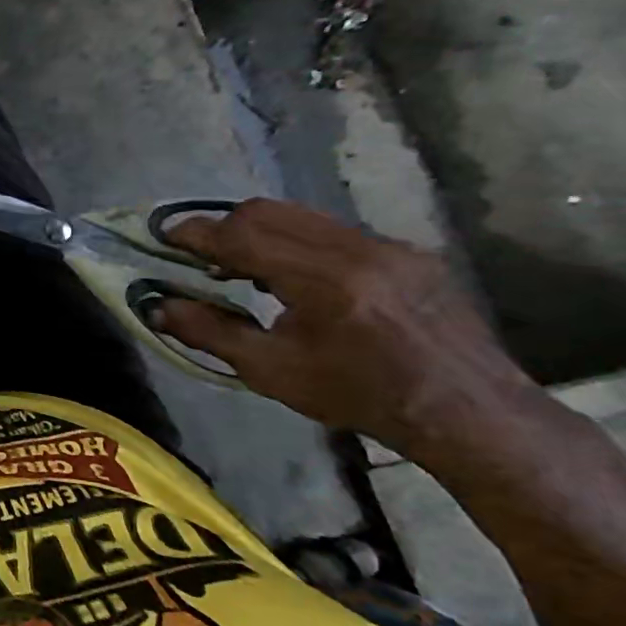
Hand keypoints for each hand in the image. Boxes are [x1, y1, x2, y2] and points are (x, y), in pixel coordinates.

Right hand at [148, 199, 540, 455]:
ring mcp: (386, 245)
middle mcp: (356, 248)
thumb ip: (209, 332)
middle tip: (201, 255)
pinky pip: (334, 231)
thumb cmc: (360, 397)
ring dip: (261, 232)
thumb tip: (157, 308)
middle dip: (225, 227)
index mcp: (323, 281)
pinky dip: (298, 242)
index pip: (243, 235)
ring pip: (301, 216)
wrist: (468, 414)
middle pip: (268, 212)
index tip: (165, 235)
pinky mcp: (405, 251)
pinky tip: (296, 278)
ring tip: (243, 266)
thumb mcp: (273, 372)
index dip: (197, 233)